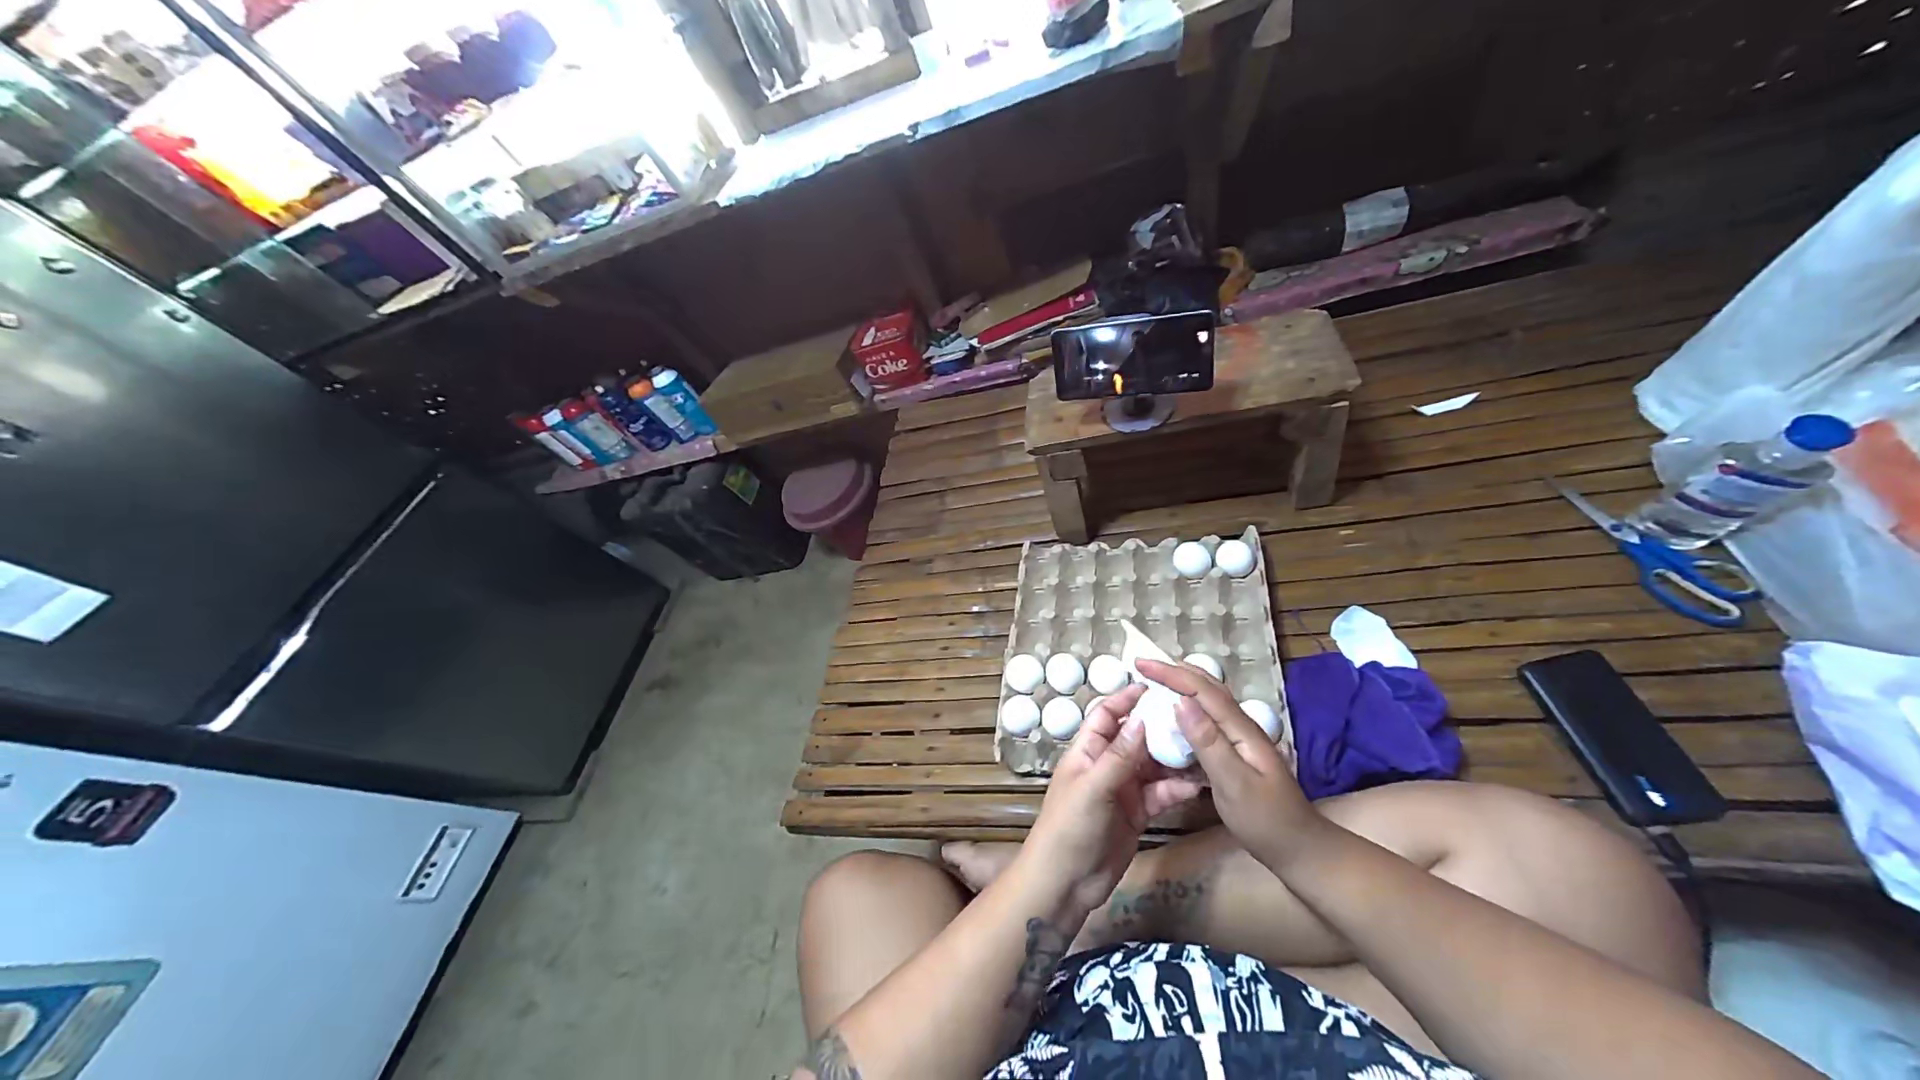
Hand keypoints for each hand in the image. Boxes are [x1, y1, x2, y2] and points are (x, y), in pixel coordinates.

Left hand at [1022, 684, 1205, 917]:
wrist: (1066, 882)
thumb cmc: (1070, 827)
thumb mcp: (1093, 788)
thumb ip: (1119, 755)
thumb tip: (1142, 718)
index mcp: (1087, 751)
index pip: (1107, 715)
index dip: (1127, 699)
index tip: (1157, 687)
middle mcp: (1106, 765)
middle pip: (1136, 737)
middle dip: (1161, 728)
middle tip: (1195, 717)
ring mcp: (1123, 789)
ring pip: (1153, 766)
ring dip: (1175, 759)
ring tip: (1204, 749)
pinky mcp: (1138, 813)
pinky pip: (1161, 794)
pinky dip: (1177, 789)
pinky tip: (1198, 785)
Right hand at [1136, 659, 1328, 869]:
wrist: (1301, 850)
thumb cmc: (1266, 820)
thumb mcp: (1234, 783)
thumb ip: (1208, 742)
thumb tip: (1181, 702)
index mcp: (1241, 730)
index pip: (1203, 691)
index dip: (1171, 674)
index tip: (1141, 664)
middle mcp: (1242, 727)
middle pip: (1208, 687)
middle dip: (1175, 672)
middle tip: (1144, 665)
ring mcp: (1241, 739)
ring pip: (1209, 700)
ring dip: (1183, 684)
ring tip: (1156, 680)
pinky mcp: (1237, 752)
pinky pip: (1209, 718)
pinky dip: (1189, 707)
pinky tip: (1177, 715)